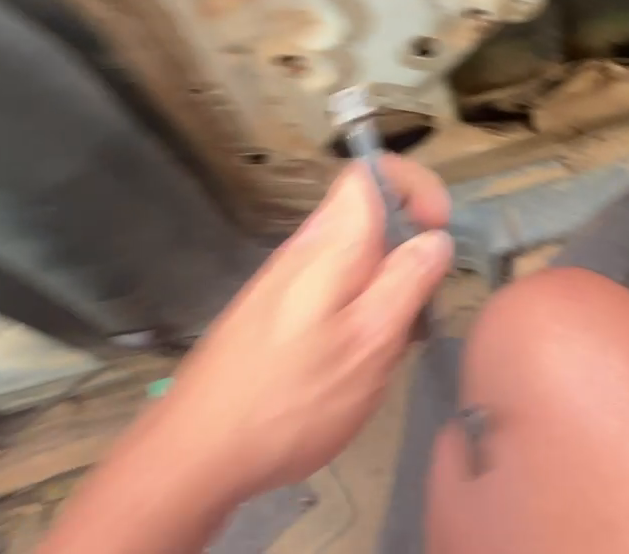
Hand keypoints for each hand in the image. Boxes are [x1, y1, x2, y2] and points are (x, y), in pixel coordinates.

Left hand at [150, 155, 453, 500]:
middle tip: (420, 308)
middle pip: (369, 217)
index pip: (370, 171)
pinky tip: (354, 363)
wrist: (191, 457)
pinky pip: (332, 290)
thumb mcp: (371, 342)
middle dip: (407, 252)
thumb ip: (408, 281)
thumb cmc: (291, 399)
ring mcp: (285, 282)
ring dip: (386, 288)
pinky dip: (359, 311)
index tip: (437, 231)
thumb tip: (435, 238)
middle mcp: (305, 249)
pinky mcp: (273, 314)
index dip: (414, 186)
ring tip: (390, 347)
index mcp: (332, 242)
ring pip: (354, 258)